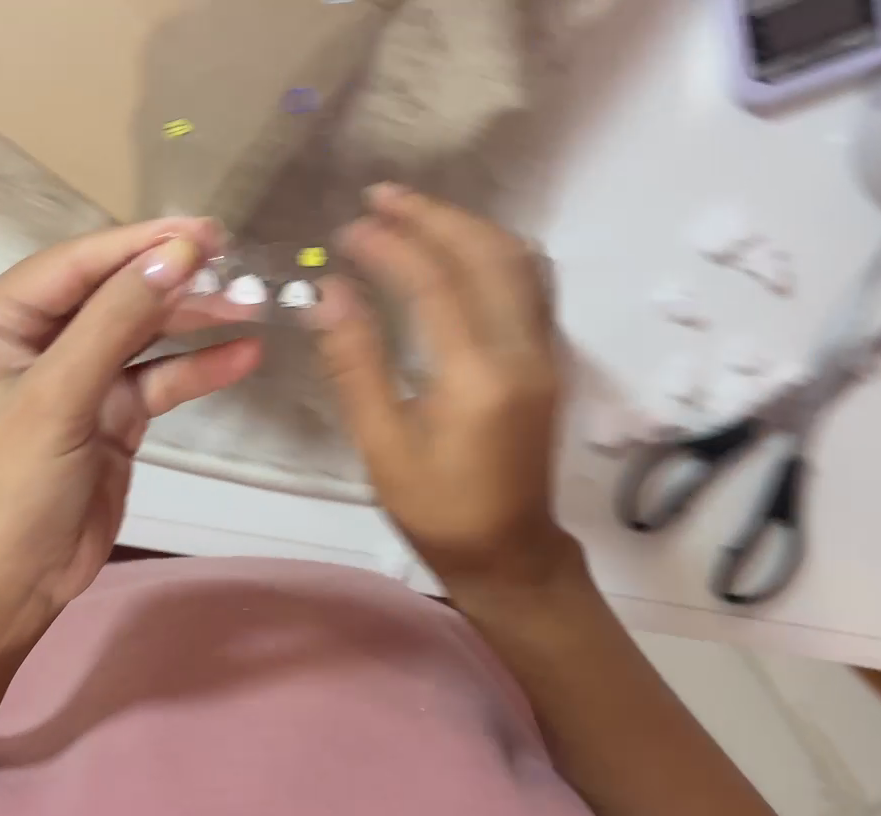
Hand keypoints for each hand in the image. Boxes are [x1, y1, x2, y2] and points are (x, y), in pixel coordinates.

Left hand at [0, 218, 261, 644]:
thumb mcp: (58, 398)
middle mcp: (41, 336)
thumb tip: (178, 254)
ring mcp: (81, 376)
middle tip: (242, 273)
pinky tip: (242, 358)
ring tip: (253, 309)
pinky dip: (198, 370)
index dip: (146, 245)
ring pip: (146, 334)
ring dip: (196, 323)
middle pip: (120, 293)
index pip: (84, 263)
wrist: (12, 581)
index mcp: (4, 315)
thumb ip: (116, 322)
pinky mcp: (113, 415)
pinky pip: (161, 379)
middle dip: (178, 284)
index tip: (211, 234)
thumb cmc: (13, 487)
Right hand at [309, 184, 587, 596]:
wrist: (509, 552)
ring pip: (518, 260)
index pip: (435, 285)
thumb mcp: (383, 447)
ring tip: (414, 215)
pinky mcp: (549, 359)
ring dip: (467, 226)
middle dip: (433, 217)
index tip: (349, 230)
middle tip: (380, 199)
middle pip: (487, 254)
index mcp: (477, 379)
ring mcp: (546, 352)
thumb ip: (357, 366)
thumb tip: (330, 295)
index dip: (391, 248)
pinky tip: (458, 251)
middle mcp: (523, 352)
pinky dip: (491, 250)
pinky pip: (529, 283)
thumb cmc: (438, 511)